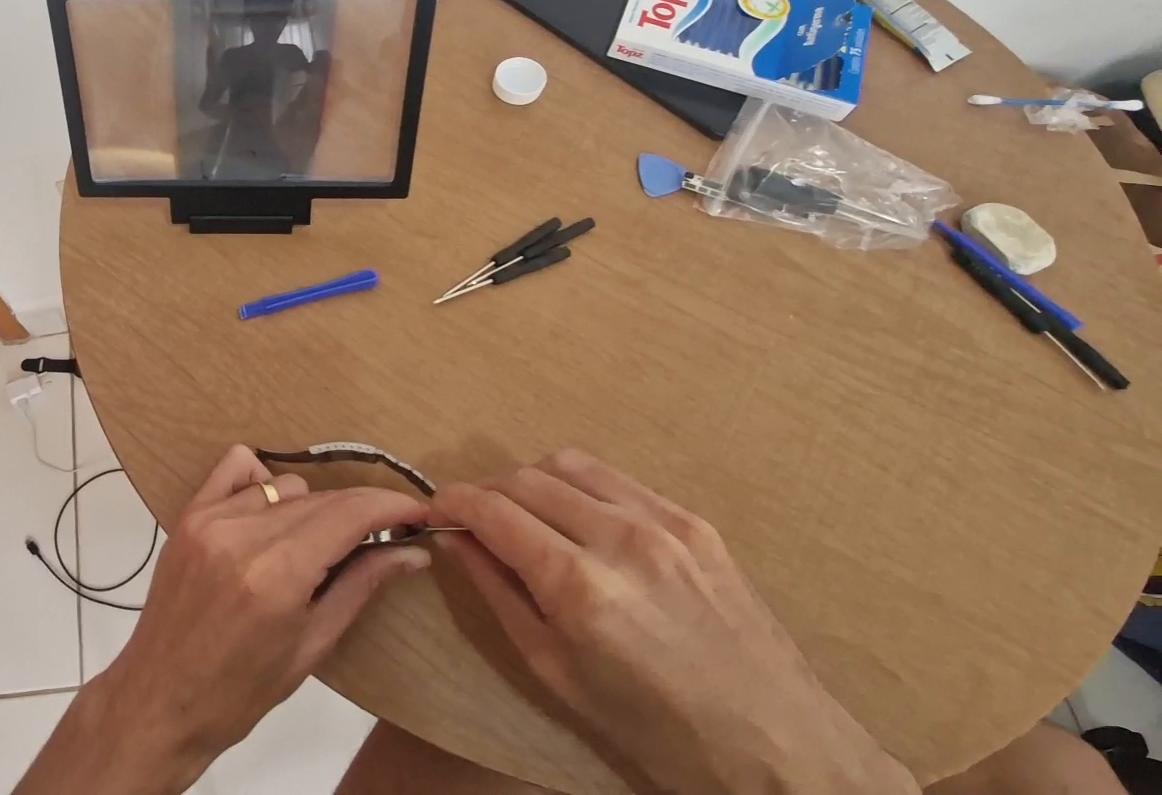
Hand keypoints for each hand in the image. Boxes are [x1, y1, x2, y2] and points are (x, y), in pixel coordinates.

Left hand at [16, 445, 429, 794]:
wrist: (161, 698)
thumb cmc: (241, 689)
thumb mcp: (312, 644)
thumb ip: (362, 586)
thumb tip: (412, 553)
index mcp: (277, 575)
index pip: (350, 515)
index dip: (391, 507)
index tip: (416, 511)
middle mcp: (242, 535)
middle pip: (323, 499)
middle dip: (359, 512)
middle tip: (380, 536)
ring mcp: (211, 520)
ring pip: (287, 486)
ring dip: (311, 508)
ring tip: (309, 547)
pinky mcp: (189, 515)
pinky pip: (237, 468)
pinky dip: (263, 480)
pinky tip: (269, 510)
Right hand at [433, 450, 919, 794]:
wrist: (777, 747)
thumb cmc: (652, 728)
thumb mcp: (554, 671)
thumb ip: (497, 592)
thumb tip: (455, 538)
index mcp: (579, 587)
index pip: (492, 510)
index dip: (452, 501)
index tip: (434, 507)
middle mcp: (619, 539)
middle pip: (524, 478)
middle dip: (487, 491)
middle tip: (475, 519)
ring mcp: (663, 522)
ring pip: (566, 463)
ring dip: (530, 481)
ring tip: (524, 515)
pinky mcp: (693, 520)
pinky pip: (615, 479)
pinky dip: (579, 488)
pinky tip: (579, 520)